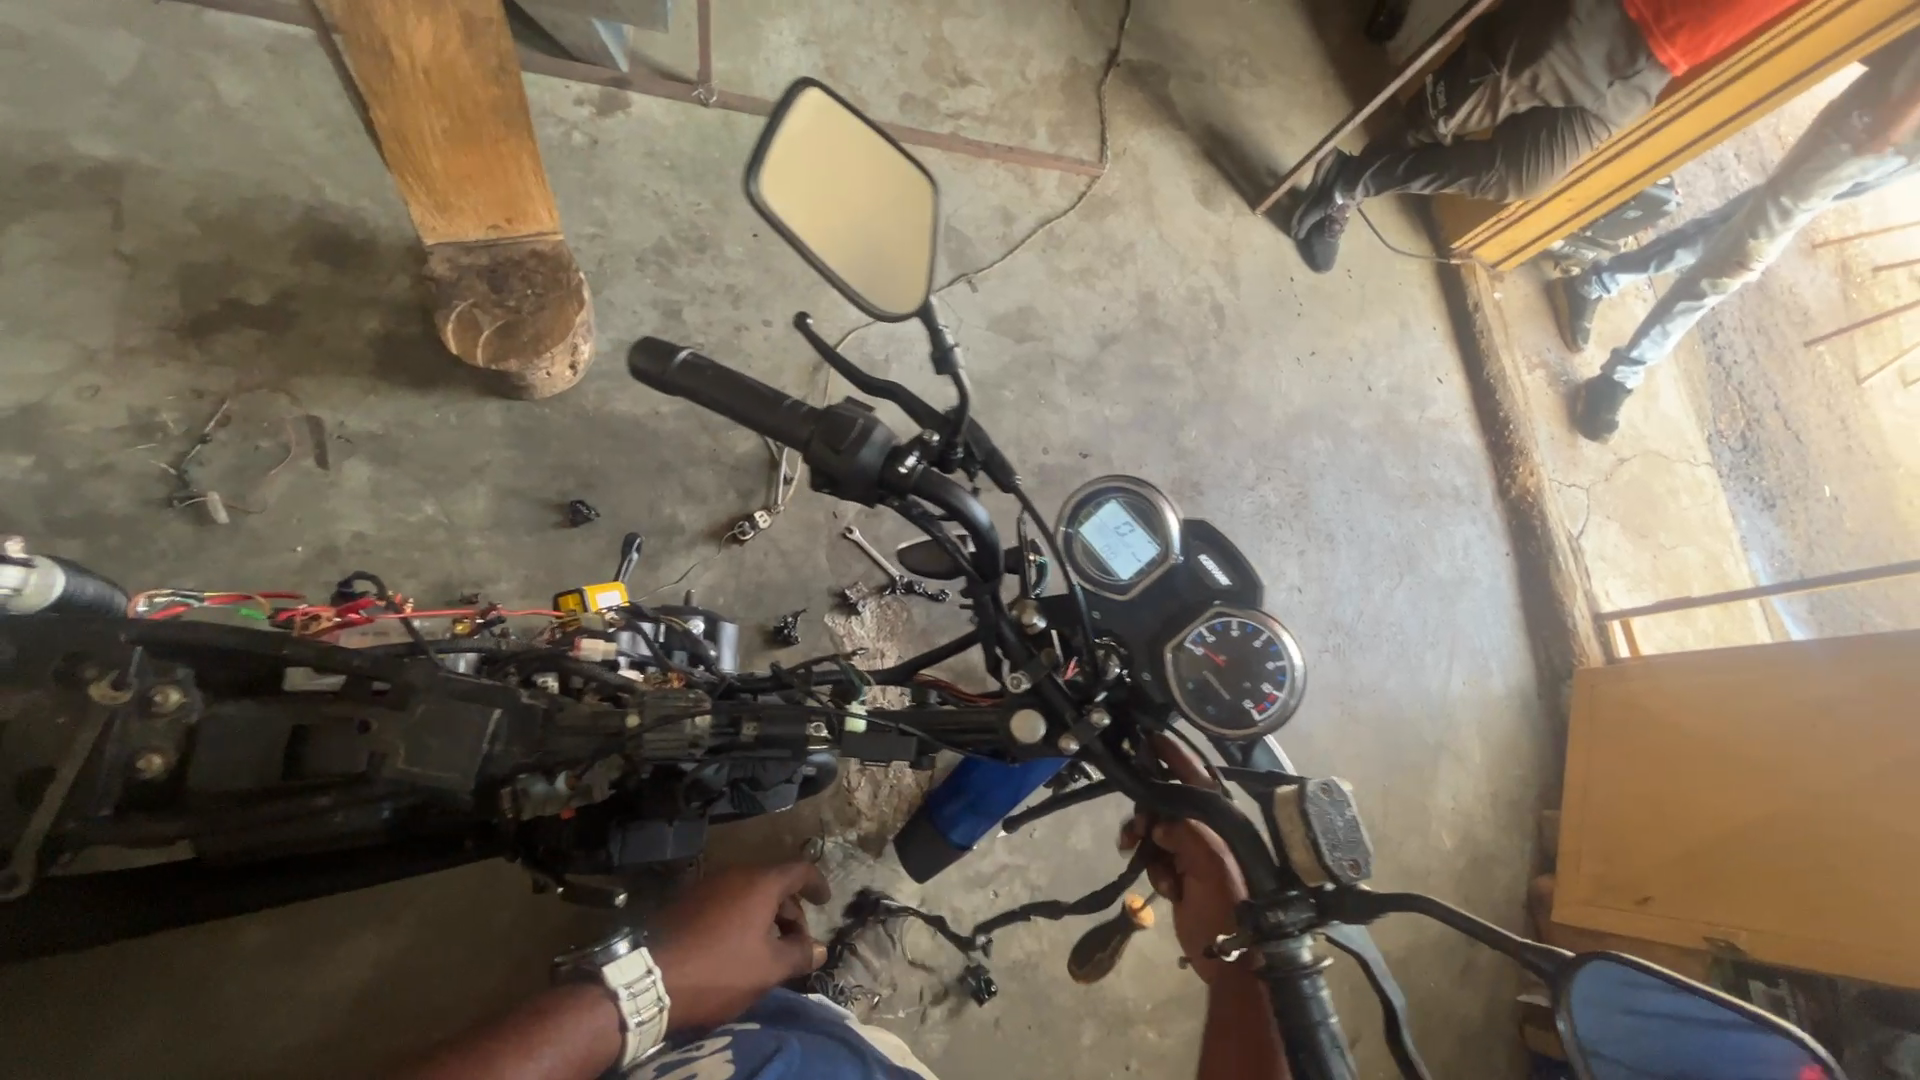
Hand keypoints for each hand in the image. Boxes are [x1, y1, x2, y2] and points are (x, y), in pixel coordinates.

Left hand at [649, 860, 831, 1030]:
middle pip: (773, 883)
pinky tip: (736, 947)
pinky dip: (741, 917)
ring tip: (766, 949)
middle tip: (795, 943)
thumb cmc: (720, 970)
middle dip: (790, 911)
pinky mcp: (686, 901)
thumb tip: (820, 949)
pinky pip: (726, 902)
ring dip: (765, 916)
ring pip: (748, 893)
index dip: (817, 883)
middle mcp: (735, 874)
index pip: (800, 870)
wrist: (650, 981)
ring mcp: (707, 885)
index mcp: (760, 883)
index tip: (826, 901)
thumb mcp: (768, 969)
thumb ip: (799, 955)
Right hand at [1120, 736, 1250, 985]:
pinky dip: (1151, 865)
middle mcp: (1208, 831)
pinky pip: (1155, 855)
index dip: (1174, 756)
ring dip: (1145, 840)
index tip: (1150, 736)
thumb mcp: (1213, 867)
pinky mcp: (1179, 872)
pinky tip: (1163, 885)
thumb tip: (1159, 823)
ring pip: (1156, 828)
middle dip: (1147, 810)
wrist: (1232, 964)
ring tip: (1135, 851)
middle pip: (1167, 802)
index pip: (1196, 779)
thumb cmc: (1231, 911)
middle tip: (1135, 828)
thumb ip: (1186, 835)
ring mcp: (1193, 852)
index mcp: (1223, 824)